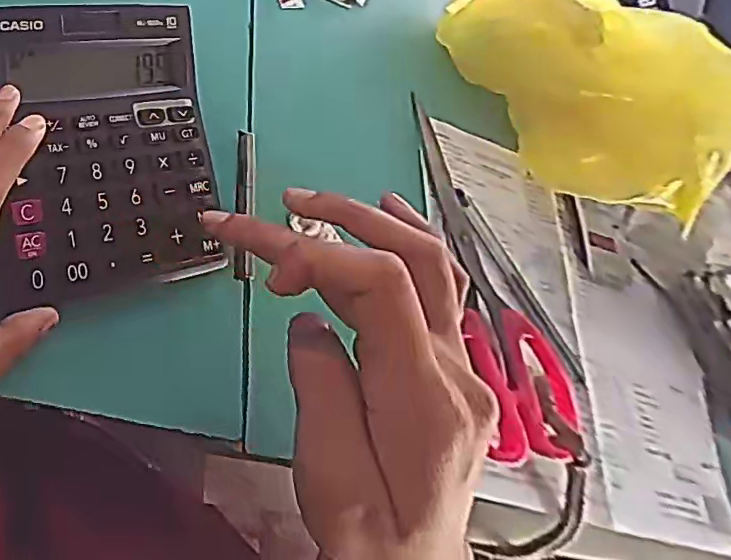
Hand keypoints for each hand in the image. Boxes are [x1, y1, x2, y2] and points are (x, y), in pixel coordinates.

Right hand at [202, 188, 496, 559]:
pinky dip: (400, 244)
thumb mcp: (330, 470)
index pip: (382, 282)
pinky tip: (383, 219)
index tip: (270, 270)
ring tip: (315, 203)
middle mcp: (454, 369)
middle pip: (416, 257)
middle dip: (349, 216)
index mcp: (425, 394)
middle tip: (289, 203)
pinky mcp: (446, 369)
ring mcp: (459, 366)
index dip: (320, 255)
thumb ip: (320, 383)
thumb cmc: (368, 534)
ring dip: (372, 221)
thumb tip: (308, 319)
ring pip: (431, 265)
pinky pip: (434, 288)